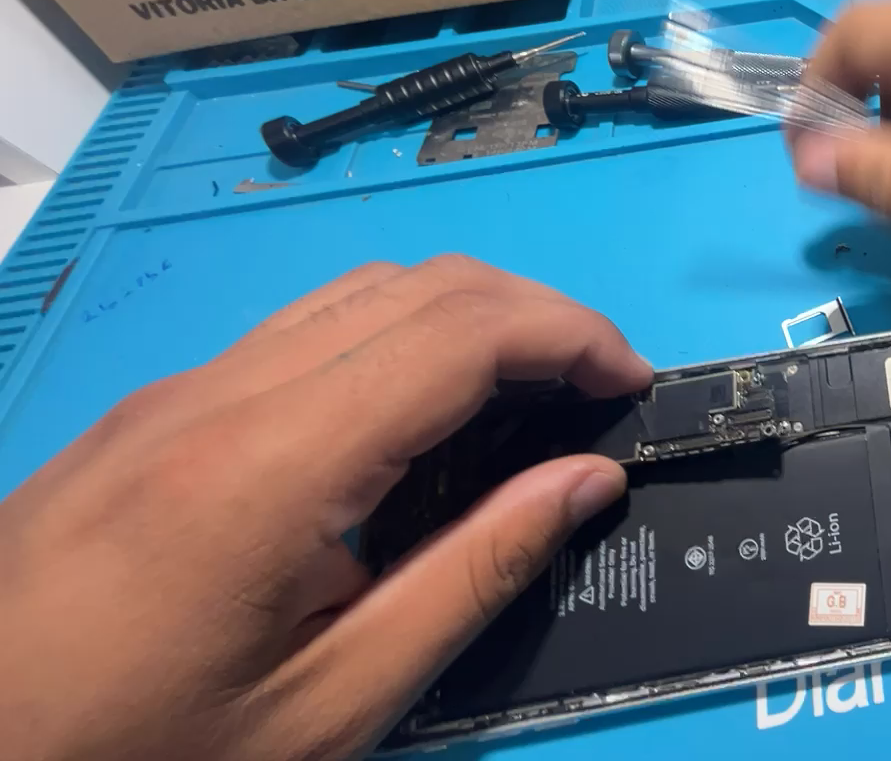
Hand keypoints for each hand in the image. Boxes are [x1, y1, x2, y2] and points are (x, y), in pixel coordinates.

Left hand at [0, 256, 650, 760]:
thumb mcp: (335, 703)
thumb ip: (480, 570)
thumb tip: (591, 478)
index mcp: (268, 468)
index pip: (463, 332)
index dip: (572, 334)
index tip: (629, 380)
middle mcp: (223, 394)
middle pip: (432, 284)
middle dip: (544, 313)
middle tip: (598, 380)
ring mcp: (184, 390)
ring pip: (378, 287)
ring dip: (485, 311)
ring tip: (535, 381)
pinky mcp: (164, 407)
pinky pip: (324, 322)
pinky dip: (419, 328)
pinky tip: (435, 399)